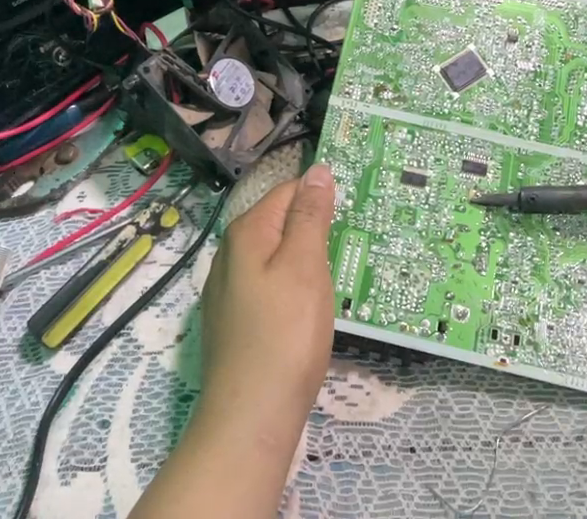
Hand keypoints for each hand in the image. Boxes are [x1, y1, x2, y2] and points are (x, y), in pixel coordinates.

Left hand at [131, 165, 335, 518]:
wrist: (251, 417)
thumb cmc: (285, 334)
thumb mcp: (305, 265)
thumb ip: (310, 215)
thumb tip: (317, 170)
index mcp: (246, 233)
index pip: (289, 192)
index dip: (322, 197)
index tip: (357, 212)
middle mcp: (230, 255)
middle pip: (281, 225)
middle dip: (316, 230)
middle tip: (355, 246)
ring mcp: (229, 292)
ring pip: (277, 259)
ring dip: (308, 263)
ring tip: (340, 277)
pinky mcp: (235, 324)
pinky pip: (271, 290)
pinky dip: (294, 291)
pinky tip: (312, 311)